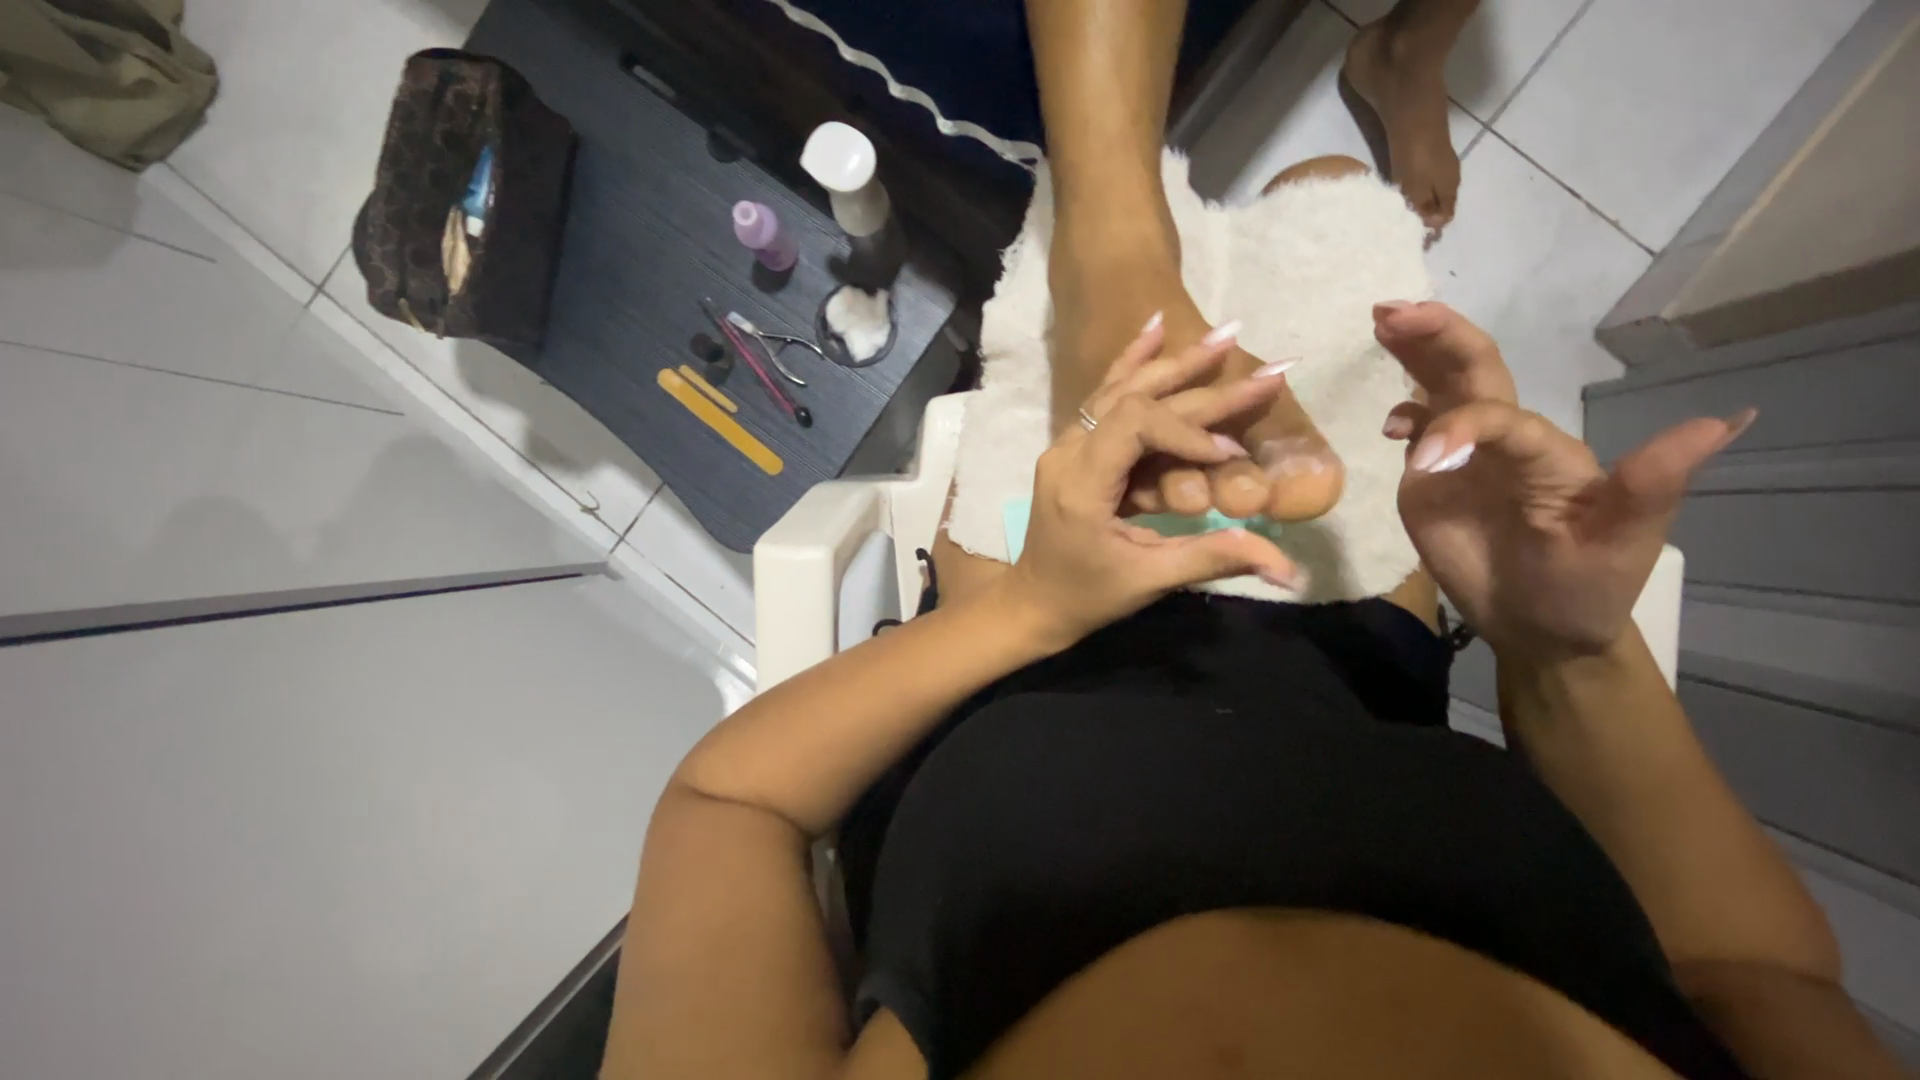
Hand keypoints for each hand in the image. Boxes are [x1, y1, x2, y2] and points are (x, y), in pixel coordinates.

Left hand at [1002, 324, 1302, 647]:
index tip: (1228, 456)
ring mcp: (1066, 444)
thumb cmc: (1088, 595)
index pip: (1135, 426)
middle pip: (1137, 402)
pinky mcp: (1074, 446)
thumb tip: (1290, 570)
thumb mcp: (1149, 580)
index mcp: (1081, 485)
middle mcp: (1067, 452)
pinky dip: (1132, 363)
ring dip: (1176, 364)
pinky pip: (1104, 398)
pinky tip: (1156, 328)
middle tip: (1268, 373)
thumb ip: (1214, 559)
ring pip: (1121, 390)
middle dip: (1205, 390)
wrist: (1035, 600)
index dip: (1187, 431)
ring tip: (1227, 334)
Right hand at [1373, 301, 1752, 657]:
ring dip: (1412, 353)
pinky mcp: (1430, 482)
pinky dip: (1401, 414)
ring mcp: (1464, 457)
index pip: (1496, 414)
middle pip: (1472, 370)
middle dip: (1437, 336)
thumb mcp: (1623, 541)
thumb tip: (1723, 421)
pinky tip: (1389, 423)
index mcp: (1545, 448)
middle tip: (1394, 311)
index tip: (1425, 465)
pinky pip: (1415, 432)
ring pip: (1439, 389)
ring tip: (1382, 322)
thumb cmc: (1586, 586)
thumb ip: (1652, 483)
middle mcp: (1504, 440)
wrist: (1540, 625)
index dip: (1458, 426)